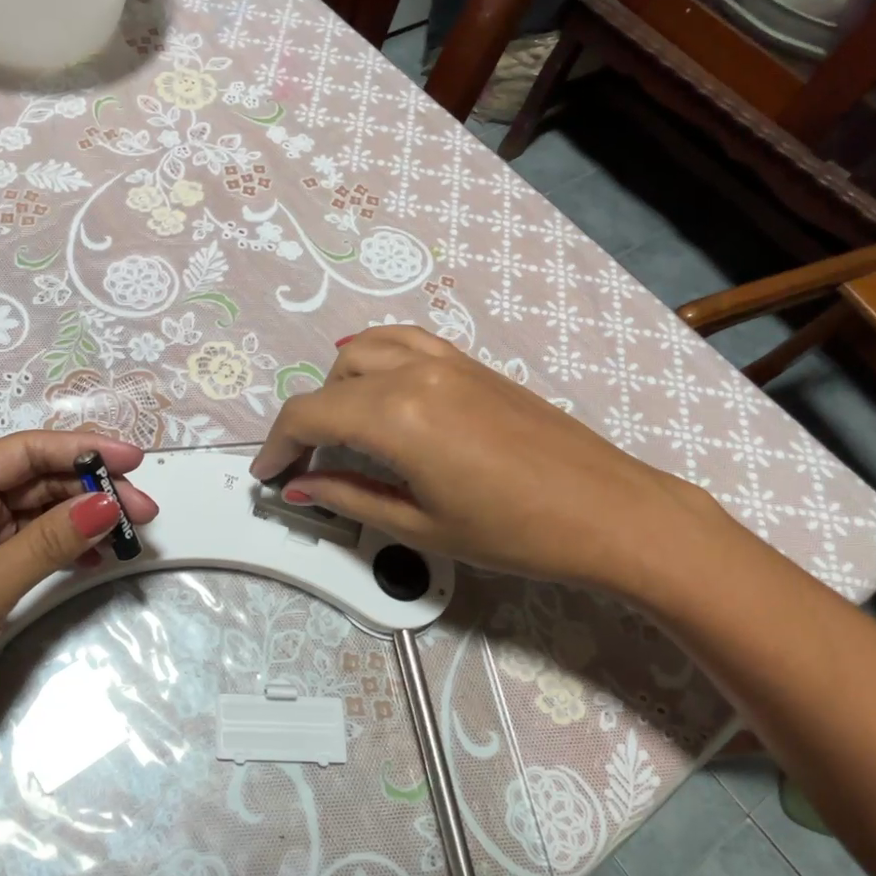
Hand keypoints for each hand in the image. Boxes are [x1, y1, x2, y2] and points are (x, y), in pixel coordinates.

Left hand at [0, 431, 157, 749]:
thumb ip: (45, 544)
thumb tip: (107, 503)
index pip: (19, 454)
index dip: (78, 449)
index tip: (132, 460)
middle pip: (33, 482)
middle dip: (89, 489)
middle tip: (144, 510)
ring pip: (36, 516)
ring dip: (83, 519)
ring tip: (130, 532)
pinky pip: (31, 550)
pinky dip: (66, 550)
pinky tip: (97, 557)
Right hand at [249, 326, 726, 597]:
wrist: (609, 512)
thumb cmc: (514, 533)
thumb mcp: (421, 526)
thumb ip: (351, 498)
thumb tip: (300, 487)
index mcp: (396, 418)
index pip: (310, 416)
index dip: (277, 446)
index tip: (266, 477)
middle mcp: (413, 375)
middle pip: (331, 385)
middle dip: (305, 425)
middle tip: (306, 468)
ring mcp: (446, 362)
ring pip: (364, 353)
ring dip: (337, 388)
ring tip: (341, 431)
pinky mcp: (471, 363)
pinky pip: (404, 342)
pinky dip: (374, 358)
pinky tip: (379, 389)